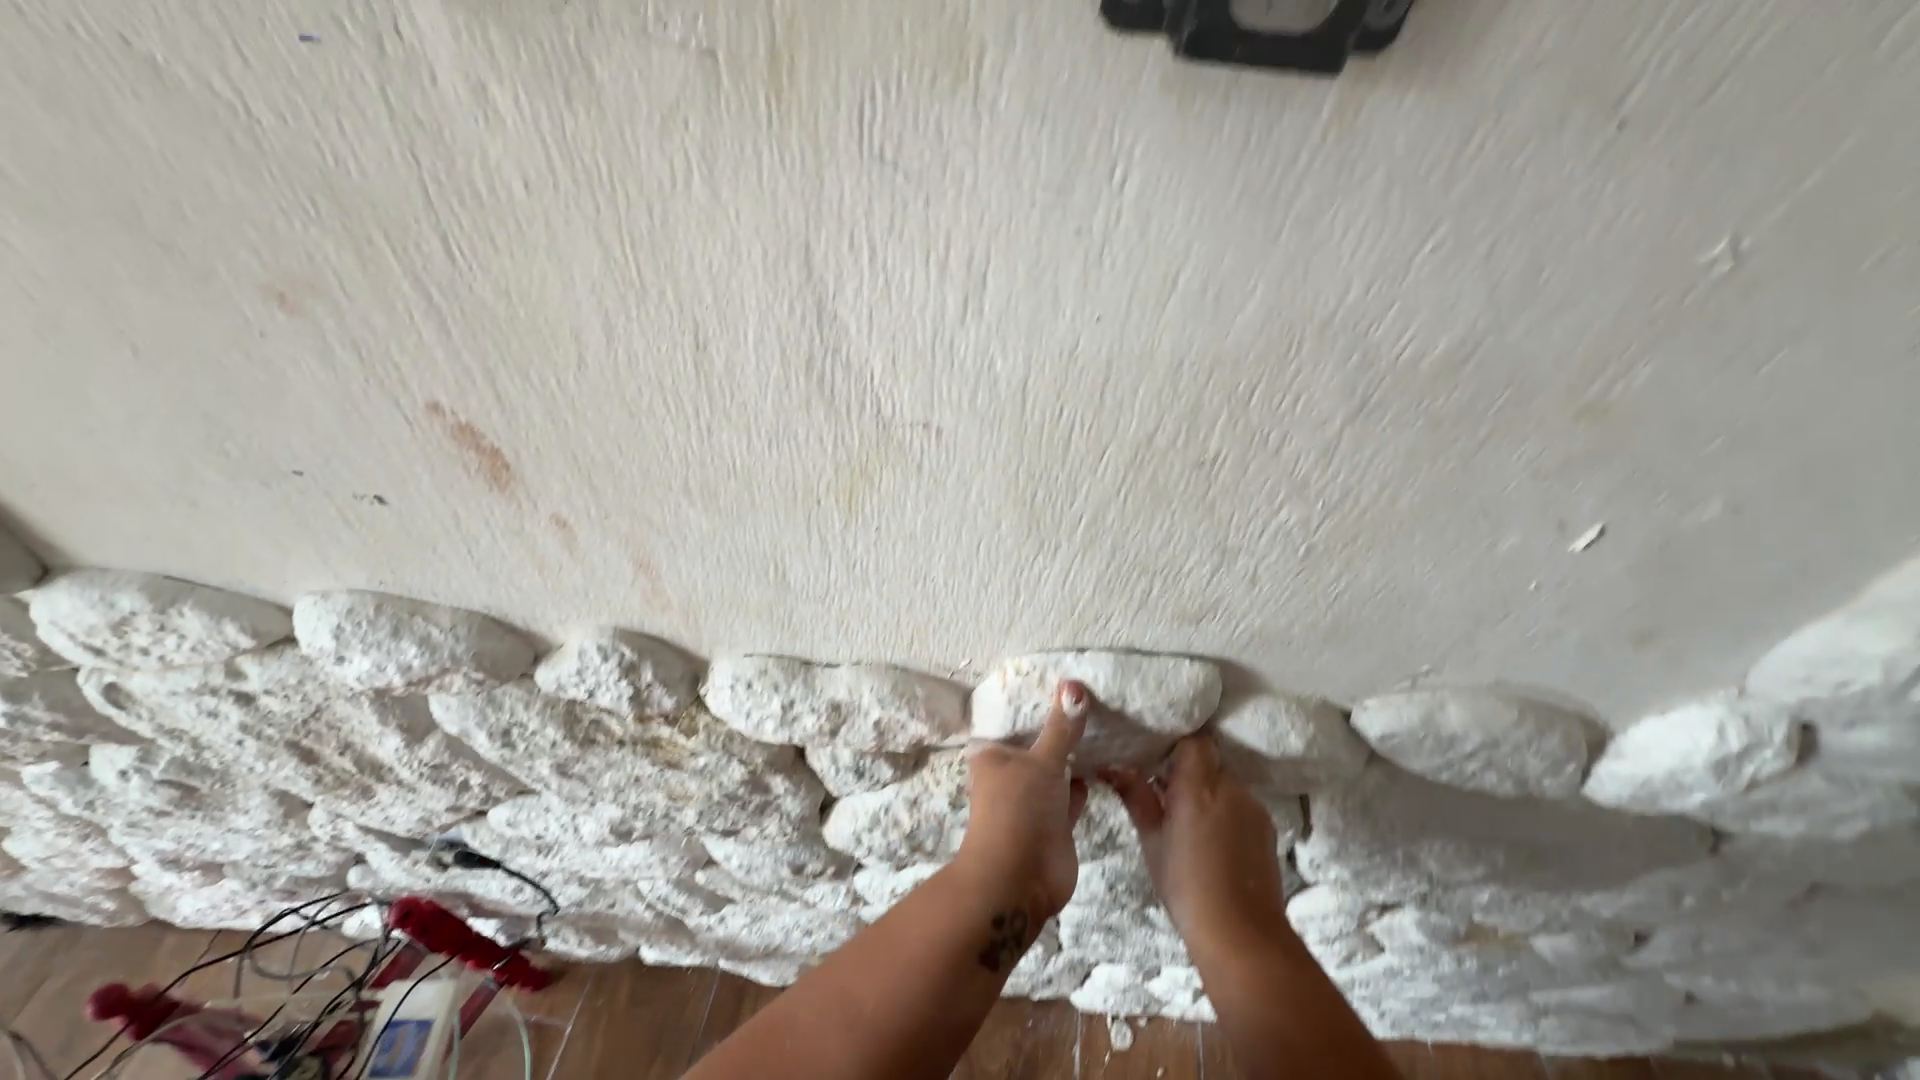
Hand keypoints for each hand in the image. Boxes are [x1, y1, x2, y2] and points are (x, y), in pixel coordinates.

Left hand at [956, 680, 1091, 919]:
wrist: (1019, 881)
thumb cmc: (1018, 811)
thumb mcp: (1041, 761)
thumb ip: (1061, 726)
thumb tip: (1074, 683)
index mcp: (993, 754)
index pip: (1015, 720)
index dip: (1038, 702)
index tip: (1067, 679)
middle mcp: (1011, 773)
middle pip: (1039, 743)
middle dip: (1062, 727)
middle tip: (1098, 696)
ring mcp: (1034, 799)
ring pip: (1059, 768)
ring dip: (1078, 754)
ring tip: (1109, 721)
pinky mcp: (1056, 821)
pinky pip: (1075, 792)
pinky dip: (1089, 779)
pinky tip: (1112, 759)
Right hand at [1099, 735, 1289, 958]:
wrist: (1241, 933)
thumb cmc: (1185, 886)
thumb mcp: (1152, 841)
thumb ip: (1136, 797)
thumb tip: (1113, 767)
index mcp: (1199, 787)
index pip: (1194, 742)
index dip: (1176, 748)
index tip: (1157, 764)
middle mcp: (1231, 788)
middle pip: (1210, 761)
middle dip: (1189, 772)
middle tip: (1165, 795)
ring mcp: (1253, 807)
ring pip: (1226, 783)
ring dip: (1208, 793)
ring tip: (1189, 823)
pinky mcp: (1267, 827)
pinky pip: (1241, 805)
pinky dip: (1225, 812)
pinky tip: (1212, 841)